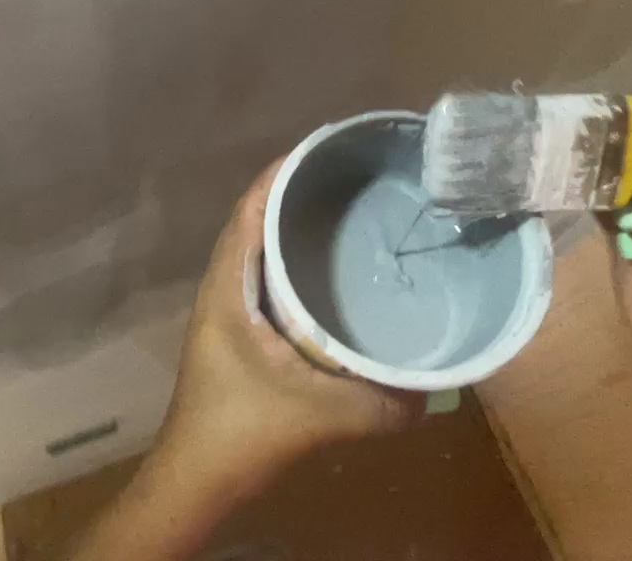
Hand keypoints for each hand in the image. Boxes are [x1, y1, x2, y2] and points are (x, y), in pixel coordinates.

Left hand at [147, 161, 423, 498]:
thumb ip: (378, 403)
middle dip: (293, 194)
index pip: (248, 210)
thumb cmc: (241, 432)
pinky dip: (288, 260)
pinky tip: (324, 272)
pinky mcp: (235, 329)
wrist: (196, 479)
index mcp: (227, 286)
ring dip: (288, 226)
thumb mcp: (317, 416)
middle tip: (347, 180)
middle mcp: (222, 285)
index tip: (322, 152)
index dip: (278, 175)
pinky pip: (261, 275)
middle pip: (253, 220)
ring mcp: (225, 307)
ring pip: (256, 248)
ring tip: (341, 211)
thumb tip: (436, 389)